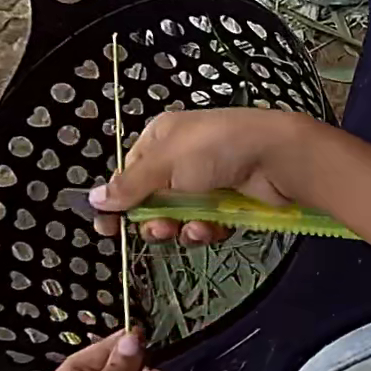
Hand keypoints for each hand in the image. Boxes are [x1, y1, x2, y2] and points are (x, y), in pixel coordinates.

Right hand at [89, 106, 325, 244]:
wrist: (275, 157)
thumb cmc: (216, 148)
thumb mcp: (165, 162)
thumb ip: (130, 185)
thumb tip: (94, 199)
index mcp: (161, 139)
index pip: (129, 174)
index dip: (118, 202)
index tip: (106, 229)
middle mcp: (182, 160)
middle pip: (153, 202)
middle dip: (153, 220)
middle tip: (158, 229)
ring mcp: (208, 184)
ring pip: (179, 218)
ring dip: (180, 229)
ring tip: (189, 228)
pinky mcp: (229, 205)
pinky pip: (206, 226)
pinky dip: (206, 231)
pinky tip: (211, 229)